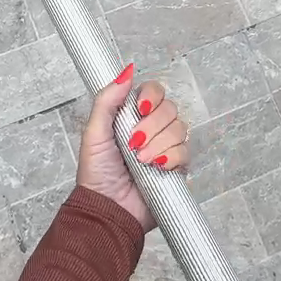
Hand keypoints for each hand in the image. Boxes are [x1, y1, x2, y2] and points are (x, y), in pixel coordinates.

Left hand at [77, 65, 190, 233]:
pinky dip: (171, 158)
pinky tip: (157, 168)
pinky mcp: (176, 167)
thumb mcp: (94, 132)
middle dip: (151, 126)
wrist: (107, 208)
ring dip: (158, 145)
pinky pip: (185, 152)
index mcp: (133, 115)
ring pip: (179, 129)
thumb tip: (127, 71)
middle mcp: (152, 128)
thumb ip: (108, 99)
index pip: (155, 91)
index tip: (141, 108)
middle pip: (169, 108)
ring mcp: (165, 147)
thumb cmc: (95, 172)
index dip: (152, 96)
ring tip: (141, 161)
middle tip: (134, 143)